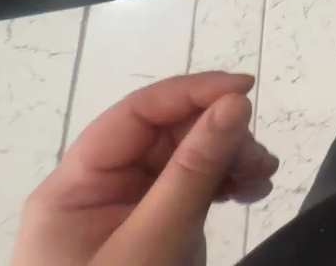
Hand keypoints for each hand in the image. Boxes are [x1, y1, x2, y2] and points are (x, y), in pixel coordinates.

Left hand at [14, 71, 278, 265]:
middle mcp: (97, 188)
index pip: (136, 113)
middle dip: (221, 135)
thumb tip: (237, 100)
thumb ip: (194, 169)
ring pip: (189, 152)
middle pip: (168, 132)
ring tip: (262, 178)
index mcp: (74, 188)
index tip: (248, 92)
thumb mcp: (155, 243)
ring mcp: (125, 206)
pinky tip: (252, 191)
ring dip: (232, 156)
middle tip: (260, 160)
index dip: (192, 92)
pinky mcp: (152, 224)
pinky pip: (194, 180)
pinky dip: (228, 178)